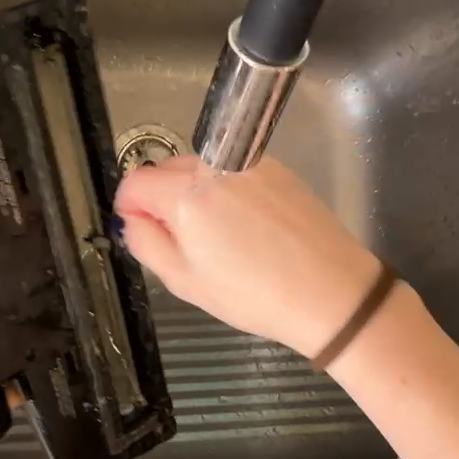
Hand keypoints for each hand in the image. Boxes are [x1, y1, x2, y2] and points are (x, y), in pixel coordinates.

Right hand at [115, 155, 384, 357]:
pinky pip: (232, 172)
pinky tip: (245, 229)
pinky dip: (226, 192)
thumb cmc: (252, 294)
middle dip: (161, 199)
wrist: (329, 292)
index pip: (134, 182)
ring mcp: (248, 164)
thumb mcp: (183, 280)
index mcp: (185, 194)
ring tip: (217, 239)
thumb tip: (130, 218)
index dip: (129, 209)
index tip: (141, 232)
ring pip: (200, 168)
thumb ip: (145, 242)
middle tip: (180, 243)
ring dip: (193, 194)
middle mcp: (214, 167)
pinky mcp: (277, 169)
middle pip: (166, 169)